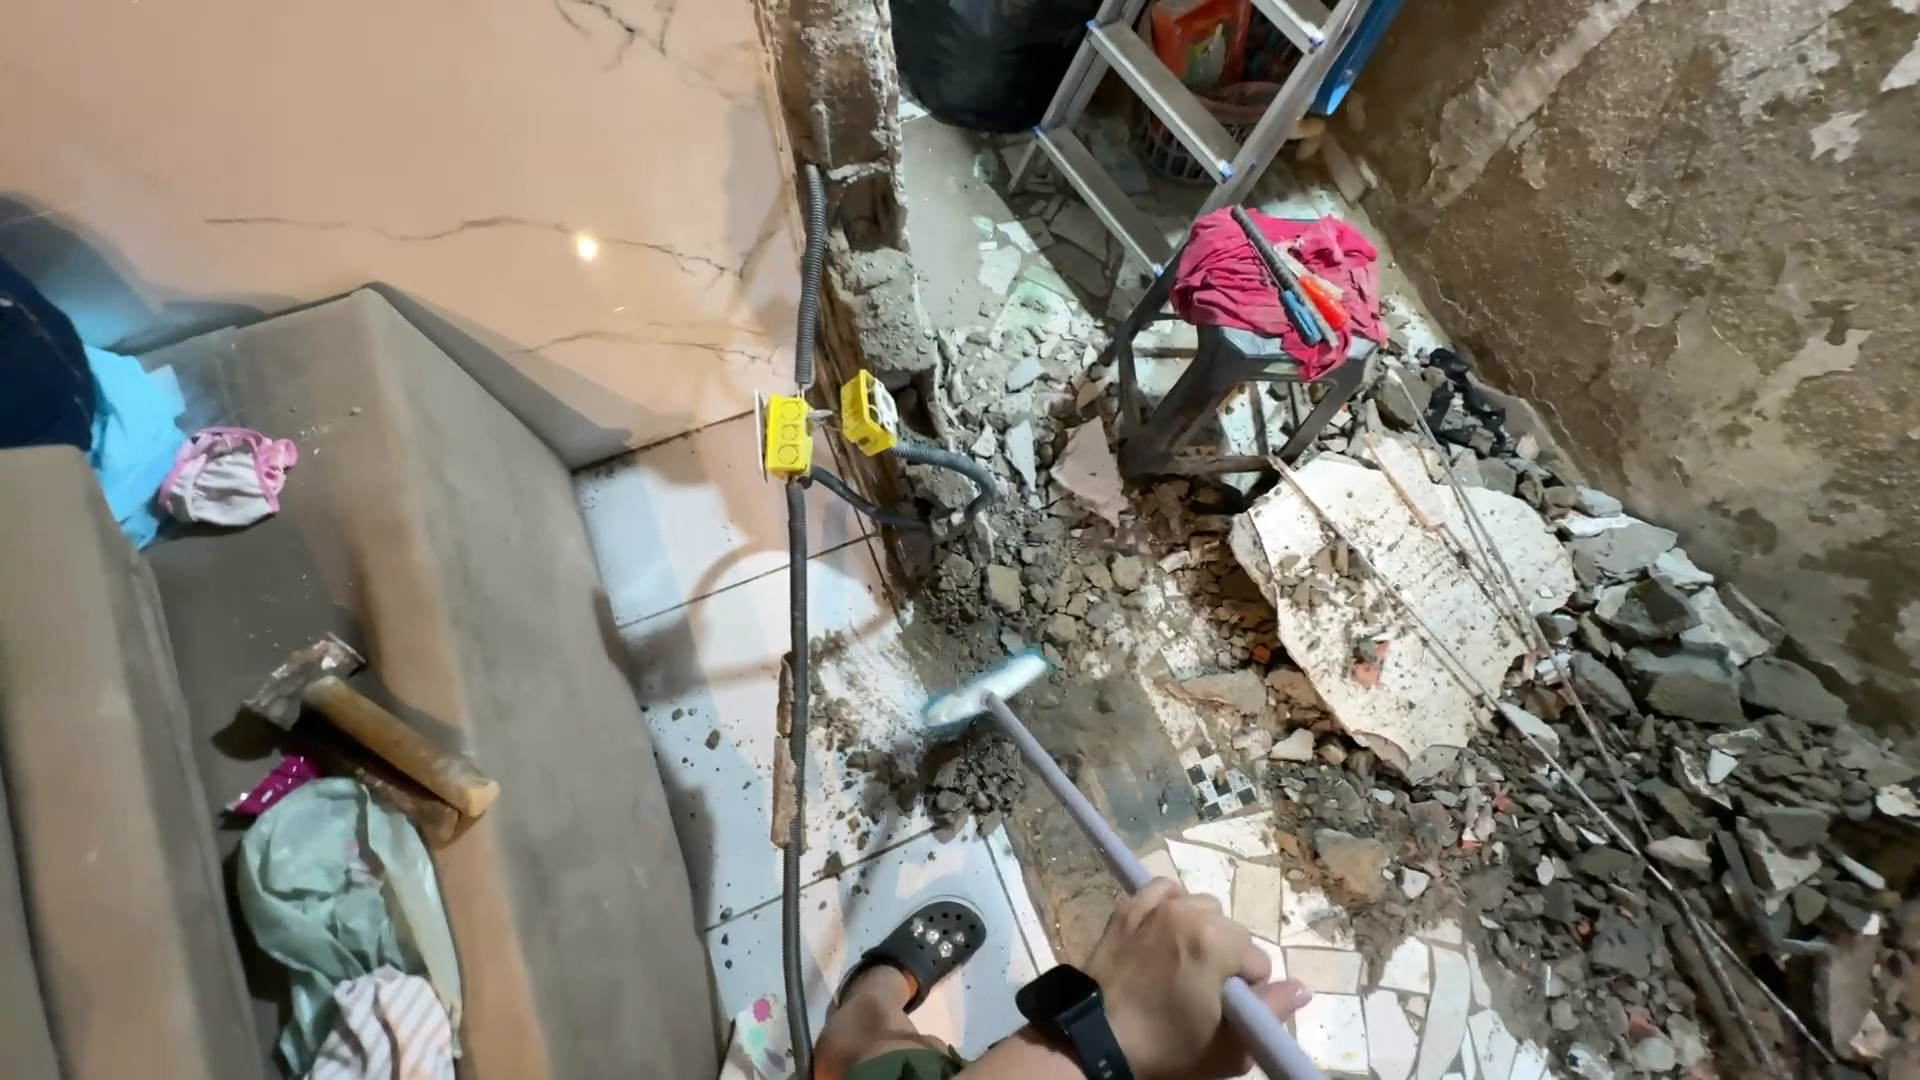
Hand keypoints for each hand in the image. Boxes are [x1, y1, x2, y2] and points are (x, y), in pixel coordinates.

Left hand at [1083, 878, 1311, 1079]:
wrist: (1100, 1035)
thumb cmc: (1169, 1046)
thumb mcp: (1229, 1047)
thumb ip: (1271, 1012)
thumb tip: (1302, 988)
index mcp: (1215, 942)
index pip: (1258, 961)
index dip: (1250, 990)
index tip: (1229, 1009)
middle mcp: (1187, 911)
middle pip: (1231, 930)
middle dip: (1229, 957)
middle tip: (1207, 990)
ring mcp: (1155, 904)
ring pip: (1200, 905)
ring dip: (1202, 928)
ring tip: (1187, 961)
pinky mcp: (1128, 905)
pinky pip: (1163, 889)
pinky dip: (1171, 903)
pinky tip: (1167, 928)